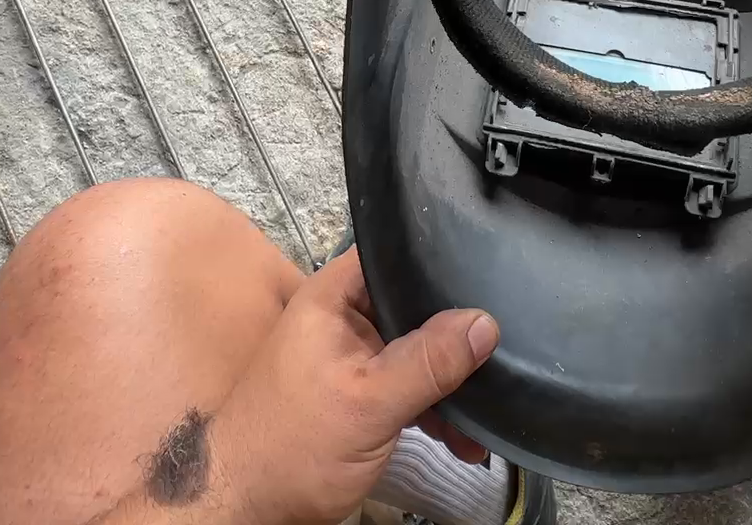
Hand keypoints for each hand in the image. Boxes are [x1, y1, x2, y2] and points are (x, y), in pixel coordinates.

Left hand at [210, 248, 499, 523]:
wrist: (248, 509)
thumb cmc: (295, 444)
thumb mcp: (370, 401)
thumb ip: (427, 361)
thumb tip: (485, 322)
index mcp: (334, 294)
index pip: (392, 252)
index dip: (436, 255)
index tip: (485, 267)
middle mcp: (344, 314)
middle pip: (411, 301)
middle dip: (455, 326)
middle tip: (503, 339)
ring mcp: (353, 353)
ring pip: (415, 346)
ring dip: (450, 377)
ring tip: (492, 400)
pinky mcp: (361, 390)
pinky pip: (408, 382)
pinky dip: (435, 404)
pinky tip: (467, 436)